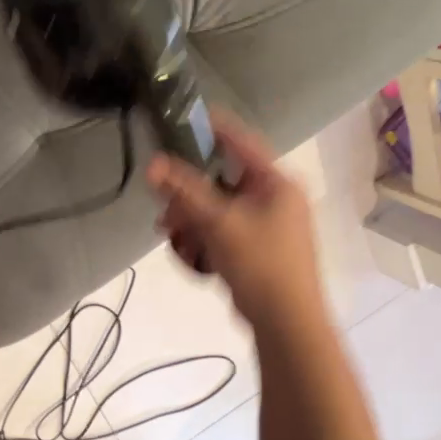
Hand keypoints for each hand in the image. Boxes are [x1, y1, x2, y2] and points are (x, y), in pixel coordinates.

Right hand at [146, 111, 323, 331]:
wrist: (287, 322)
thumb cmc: (259, 264)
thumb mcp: (218, 222)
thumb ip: (183, 190)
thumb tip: (153, 163)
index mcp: (277, 184)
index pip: (241, 142)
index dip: (213, 127)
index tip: (183, 117)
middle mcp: (276, 199)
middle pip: (219, 181)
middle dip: (187, 194)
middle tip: (164, 208)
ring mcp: (268, 225)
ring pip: (216, 208)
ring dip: (190, 220)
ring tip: (172, 236)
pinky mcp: (257, 248)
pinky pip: (221, 230)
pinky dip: (202, 238)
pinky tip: (190, 254)